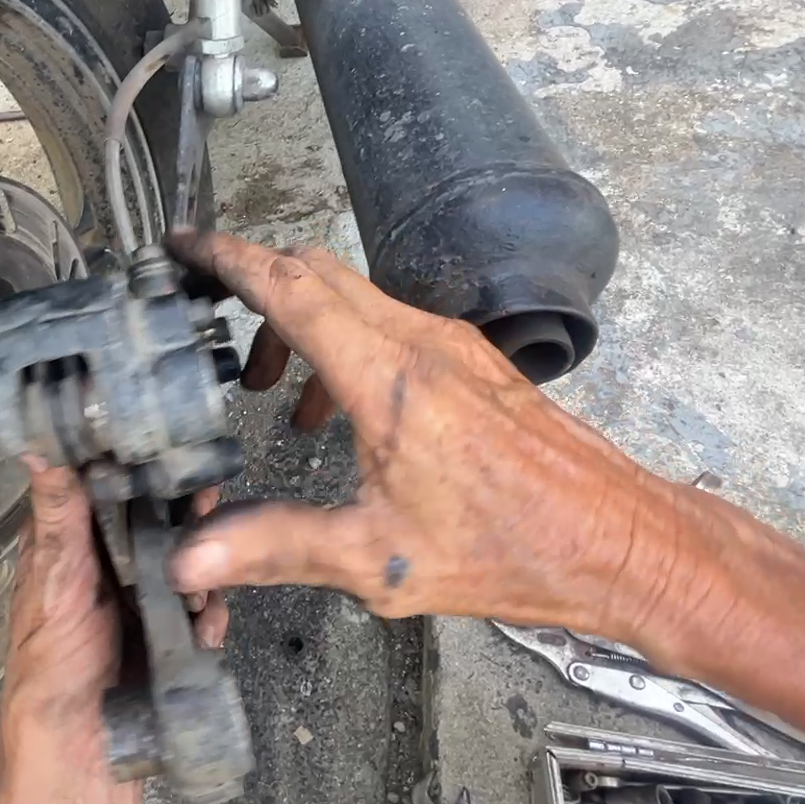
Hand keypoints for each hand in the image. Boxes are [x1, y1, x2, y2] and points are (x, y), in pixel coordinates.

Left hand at [0, 460, 224, 803]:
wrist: (82, 752)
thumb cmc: (52, 664)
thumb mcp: (54, 578)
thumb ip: (58, 513)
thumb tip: (36, 443)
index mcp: (70, 539)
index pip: (104, 480)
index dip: (134, 459)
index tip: (166, 439)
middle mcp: (107, 559)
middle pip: (155, 515)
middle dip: (184, 511)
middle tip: (208, 503)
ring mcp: (141, 592)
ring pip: (185, 555)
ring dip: (202, 564)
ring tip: (201, 585)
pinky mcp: (168, 625)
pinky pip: (200, 602)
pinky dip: (208, 611)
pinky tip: (204, 626)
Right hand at [164, 230, 708, 647]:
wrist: (620, 540)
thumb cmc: (509, 549)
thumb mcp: (377, 558)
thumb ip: (274, 546)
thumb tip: (190, 559)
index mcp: (386, 377)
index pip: (289, 289)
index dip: (227, 259)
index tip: (184, 244)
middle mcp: (416, 339)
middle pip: (312, 272)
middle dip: (252, 286)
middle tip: (208, 315)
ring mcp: (446, 341)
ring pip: (346, 293)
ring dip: (294, 321)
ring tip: (266, 387)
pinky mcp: (465, 356)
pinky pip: (381, 321)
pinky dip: (336, 342)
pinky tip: (330, 410)